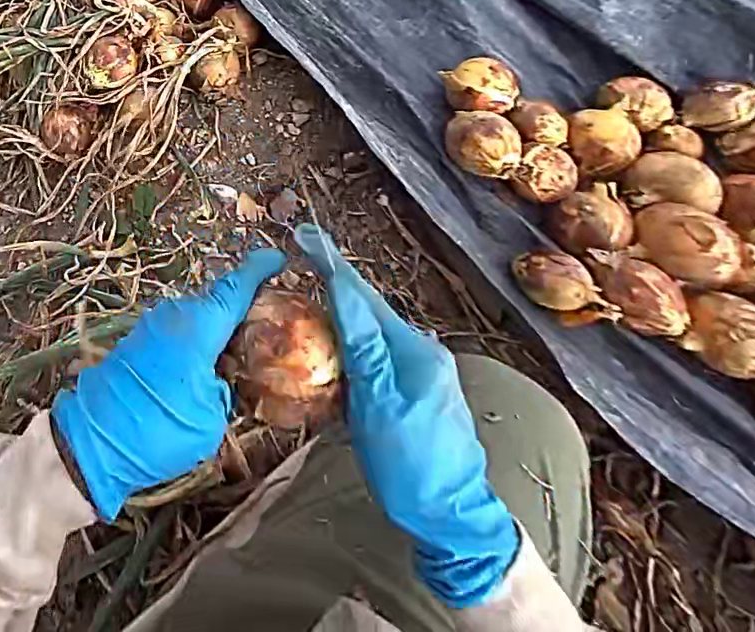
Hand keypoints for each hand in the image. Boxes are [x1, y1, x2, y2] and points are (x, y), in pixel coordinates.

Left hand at [51, 248, 285, 518]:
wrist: (90, 444)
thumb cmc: (158, 429)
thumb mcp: (210, 418)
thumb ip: (225, 387)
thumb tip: (224, 377)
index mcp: (200, 323)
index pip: (237, 286)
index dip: (261, 269)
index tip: (279, 260)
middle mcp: (176, 314)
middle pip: (219, 300)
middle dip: (243, 308)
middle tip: (268, 325)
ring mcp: (154, 325)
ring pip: (198, 316)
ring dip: (218, 328)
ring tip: (237, 354)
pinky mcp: (138, 340)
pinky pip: (179, 330)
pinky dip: (197, 340)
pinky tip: (204, 367)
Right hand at [295, 224, 519, 607]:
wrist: (453, 519)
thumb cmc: (413, 467)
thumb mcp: (381, 409)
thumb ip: (363, 350)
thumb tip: (342, 291)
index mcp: (412, 350)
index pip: (364, 297)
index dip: (332, 265)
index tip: (305, 235)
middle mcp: (419, 350)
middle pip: (368, 310)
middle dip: (334, 283)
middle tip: (302, 259)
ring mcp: (420, 369)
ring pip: (371, 333)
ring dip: (341, 313)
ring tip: (310, 294)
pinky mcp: (414, 387)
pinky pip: (377, 355)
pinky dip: (351, 343)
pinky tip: (335, 345)